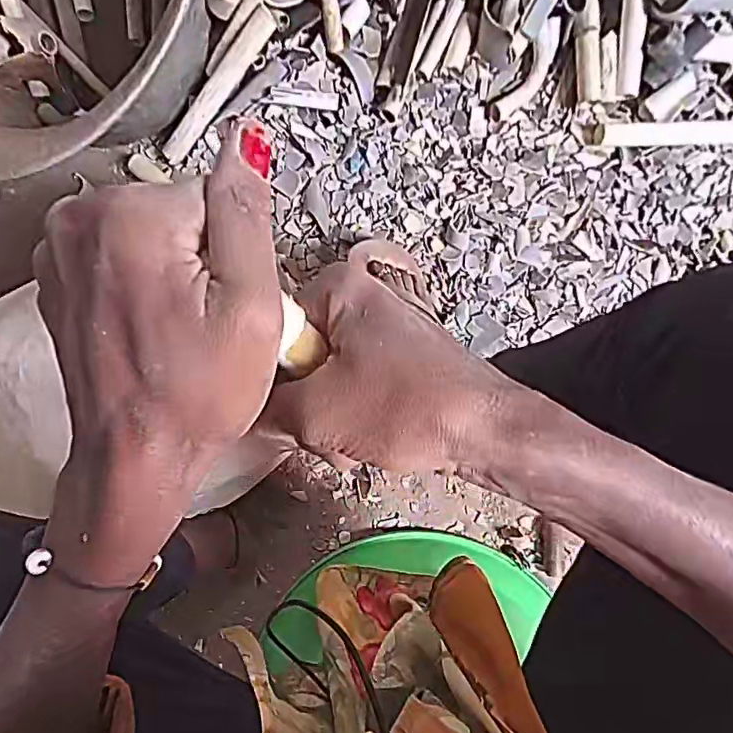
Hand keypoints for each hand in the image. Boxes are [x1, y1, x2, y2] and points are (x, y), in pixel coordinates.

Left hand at [32, 120, 281, 578]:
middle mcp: (79, 222)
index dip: (232, 254)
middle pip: (178, 210)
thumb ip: (247, 212)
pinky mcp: (58, 275)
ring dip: (174, 274)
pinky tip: (151, 329)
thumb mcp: (251, 307)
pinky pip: (123, 255)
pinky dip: (143, 285)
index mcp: (128, 218)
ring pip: (152, 232)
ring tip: (175, 331)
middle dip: (202, 260)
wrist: (135, 454)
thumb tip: (248, 141)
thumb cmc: (190, 401)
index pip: (213, 198)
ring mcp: (60, 249)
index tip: (222, 302)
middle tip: (202, 324)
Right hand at [263, 252, 520, 474]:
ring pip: (326, 382)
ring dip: (329, 422)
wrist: (487, 433)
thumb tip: (245, 410)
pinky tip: (367, 443)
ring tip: (350, 442)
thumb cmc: (414, 409)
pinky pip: (354, 390)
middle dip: (306, 407)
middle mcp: (362, 301)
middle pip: (299, 359)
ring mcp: (383, 333)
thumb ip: (266, 408)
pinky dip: (354, 420)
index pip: (270, 327)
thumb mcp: (317, 413)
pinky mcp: (398, 363)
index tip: (284, 404)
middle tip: (323, 430)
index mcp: (340, 289)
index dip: (270, 377)